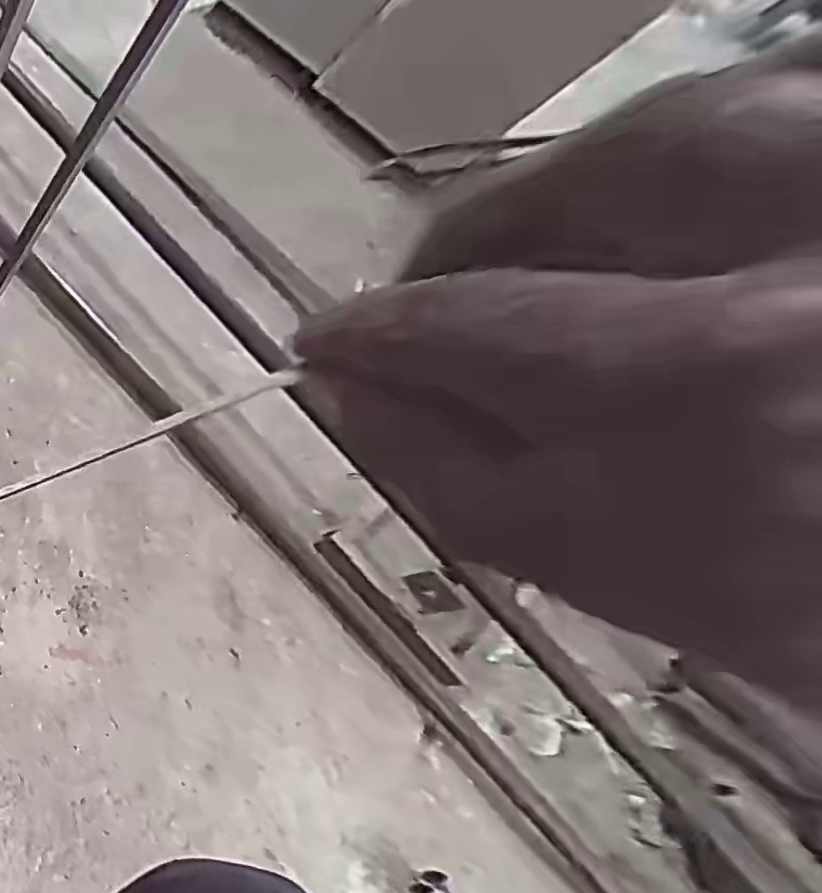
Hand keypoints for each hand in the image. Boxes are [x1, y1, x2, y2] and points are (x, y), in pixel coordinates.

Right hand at [296, 35, 821, 714]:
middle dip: (491, 220)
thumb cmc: (768, 597)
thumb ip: (428, 458)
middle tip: (433, 277)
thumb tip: (341, 382)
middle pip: (625, 159)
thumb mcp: (557, 548)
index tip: (319, 339)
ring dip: (613, 172)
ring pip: (748, 97)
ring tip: (555, 244)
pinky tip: (686, 216)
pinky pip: (820, 108)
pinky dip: (739, 145)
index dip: (371, 326)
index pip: (470, 319)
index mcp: (701, 382)